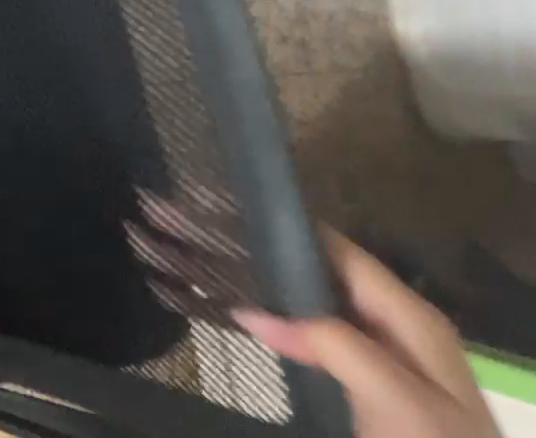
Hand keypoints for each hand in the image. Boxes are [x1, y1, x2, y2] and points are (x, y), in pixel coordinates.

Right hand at [235, 231, 499, 437]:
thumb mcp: (394, 395)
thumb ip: (329, 344)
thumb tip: (246, 310)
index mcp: (408, 314)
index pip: (337, 249)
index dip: (284, 230)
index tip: (223, 216)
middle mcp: (392, 322)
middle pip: (321, 272)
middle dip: (265, 257)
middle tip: (204, 242)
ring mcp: (377, 350)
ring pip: (310, 301)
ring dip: (266, 289)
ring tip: (210, 272)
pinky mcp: (360, 374)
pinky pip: (308, 331)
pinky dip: (274, 318)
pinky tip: (239, 315)